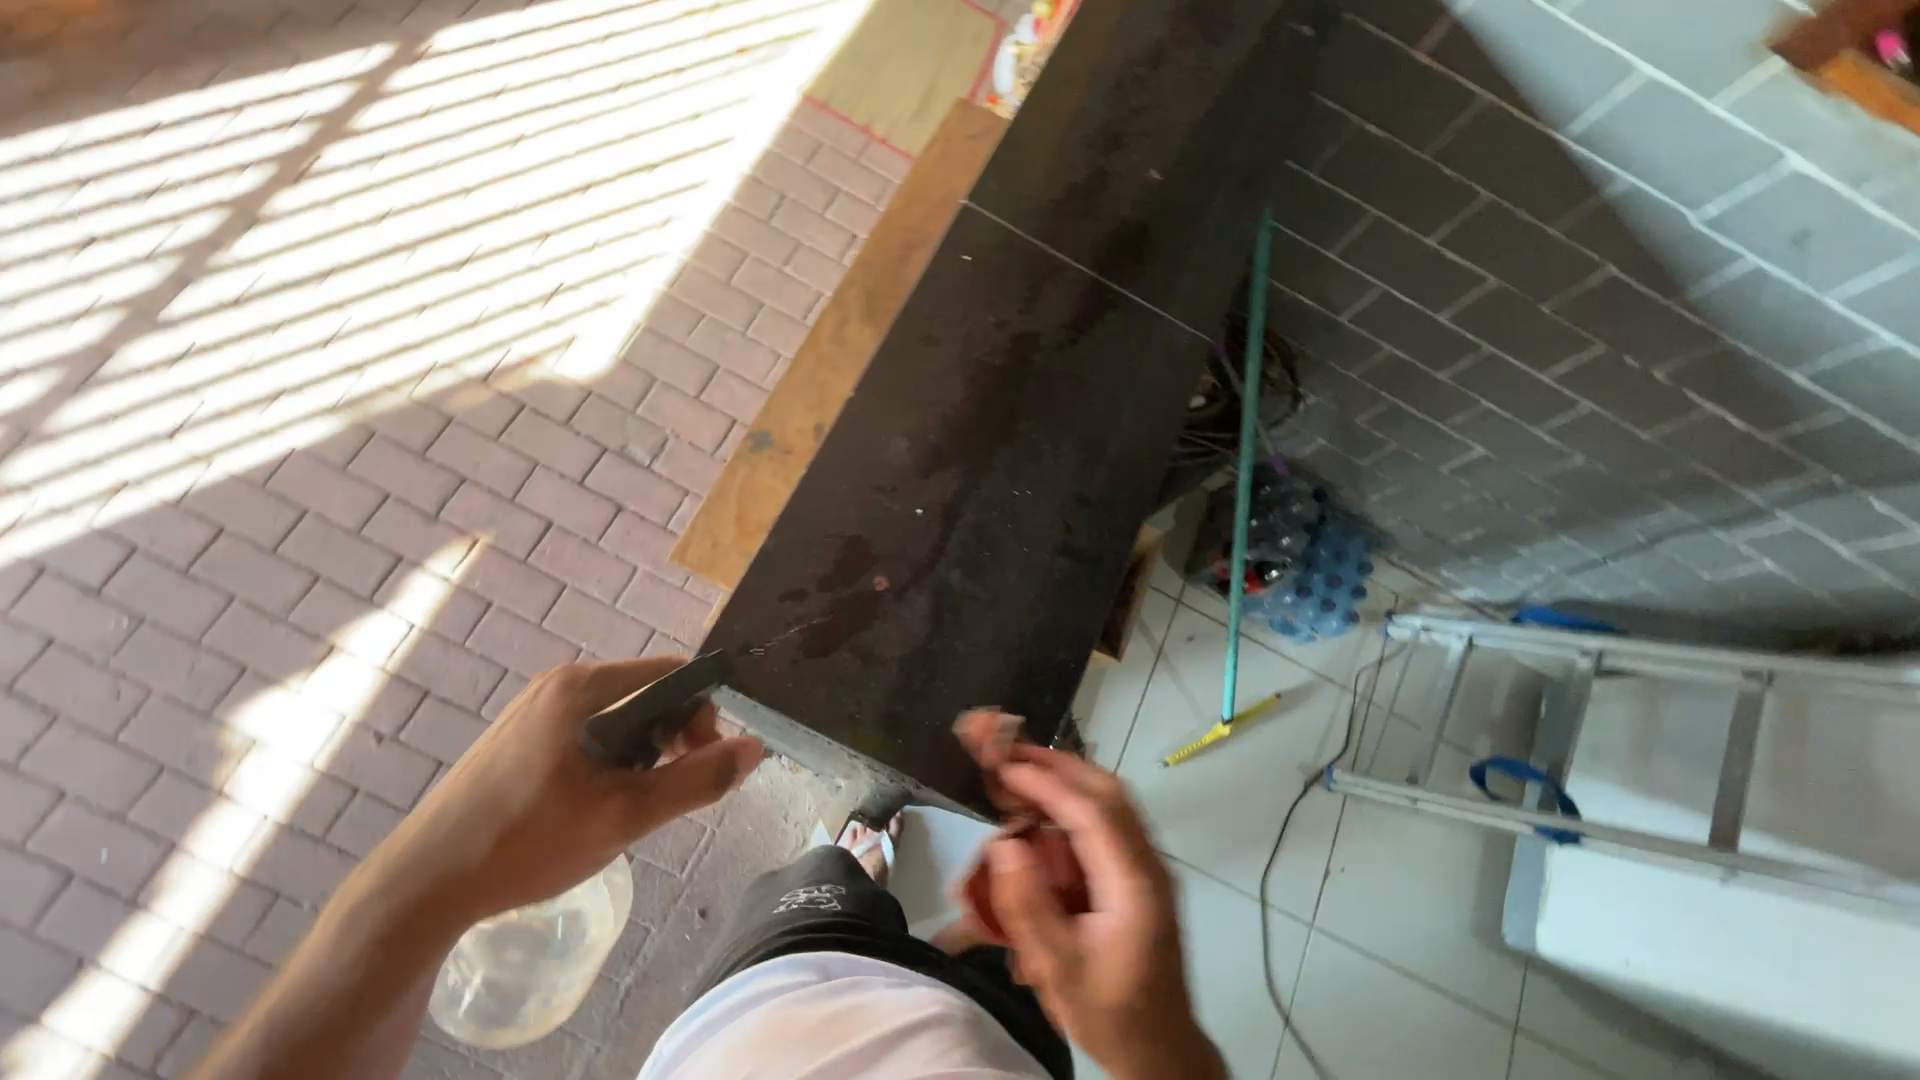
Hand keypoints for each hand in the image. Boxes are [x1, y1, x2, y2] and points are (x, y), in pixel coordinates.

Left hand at [362, 657, 763, 928]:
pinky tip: (598, 804)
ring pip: (621, 718)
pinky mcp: (520, 738)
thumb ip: (698, 780)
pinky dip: (613, 760)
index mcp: (584, 688)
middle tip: (672, 791)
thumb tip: (755, 749)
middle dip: (676, 737)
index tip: (703, 764)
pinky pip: (590, 733)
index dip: (703, 716)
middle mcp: (560, 685)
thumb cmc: (528, 842)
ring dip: (645, 753)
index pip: (674, 676)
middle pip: (649, 694)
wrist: (422, 885)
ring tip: (635, 803)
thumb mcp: (627, 815)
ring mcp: (535, 710)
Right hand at [986, 747, 1223, 1079]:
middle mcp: (1148, 863)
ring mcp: (1148, 867)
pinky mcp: (1139, 875)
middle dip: (1058, 764)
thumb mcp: (1061, 973)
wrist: (1163, 1050)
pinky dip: (1074, 802)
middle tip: (1009, 749)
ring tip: (1020, 769)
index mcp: (1135, 885)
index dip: (1046, 784)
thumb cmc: (1113, 1014)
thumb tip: (1003, 848)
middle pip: (1108, 792)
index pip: (1091, 813)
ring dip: (1067, 778)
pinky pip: (1108, 822)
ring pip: (1112, 801)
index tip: (1004, 765)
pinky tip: (1043, 809)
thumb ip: (1030, 909)